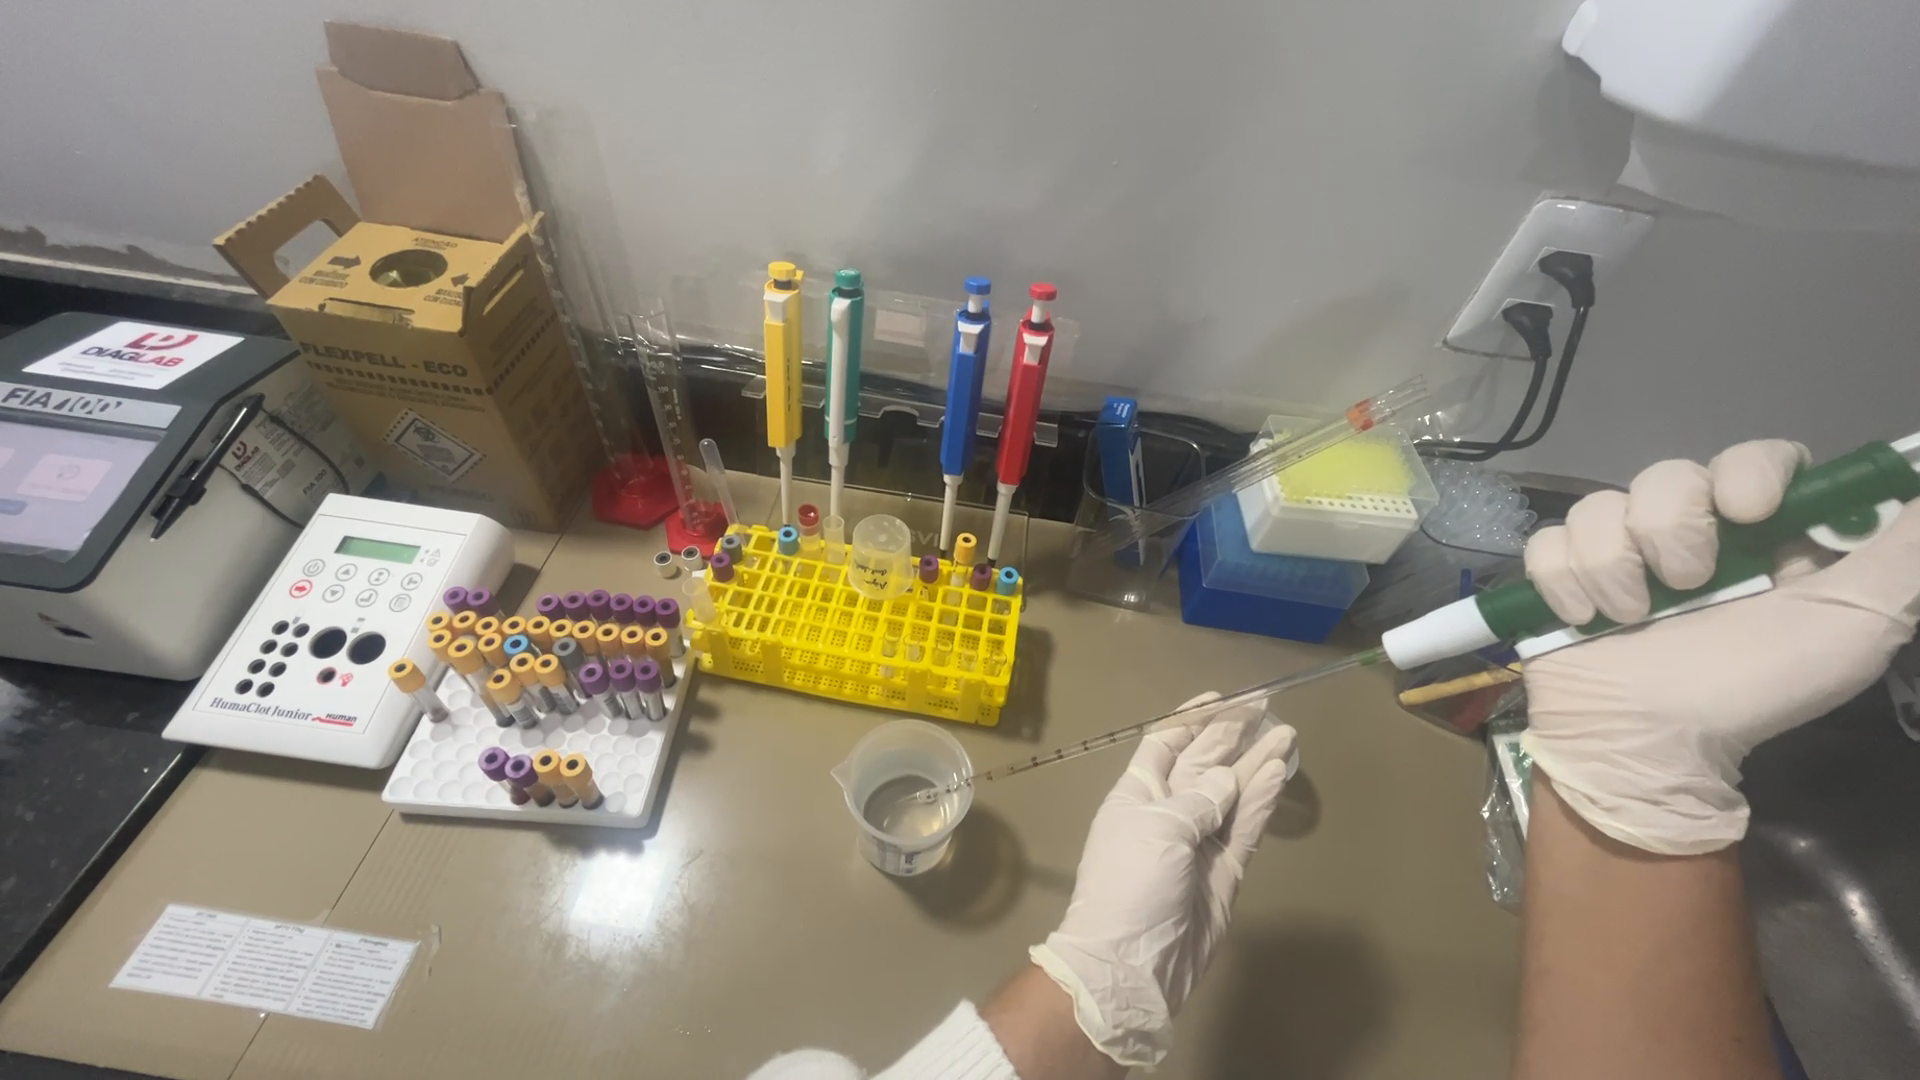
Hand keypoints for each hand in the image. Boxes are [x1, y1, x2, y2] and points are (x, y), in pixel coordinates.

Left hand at [1030, 693, 1296, 1066]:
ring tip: (1285, 732)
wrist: (1133, 964)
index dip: (1191, 720)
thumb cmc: (1130, 882)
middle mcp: (1169, 811)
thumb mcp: (1156, 829)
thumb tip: (1227, 778)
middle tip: (1264, 705)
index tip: (1220, 698)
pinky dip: (1263, 801)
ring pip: (1232, 792)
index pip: (1165, 744)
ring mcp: (1200, 841)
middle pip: (1203, 762)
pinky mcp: (1226, 871)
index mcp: (1138, 794)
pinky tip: (1279, 771)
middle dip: (1230, 734)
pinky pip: (1247, 827)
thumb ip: (1197, 799)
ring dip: (1256, 762)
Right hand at [1521, 440, 1919, 854]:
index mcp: (1758, 535)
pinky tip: (1584, 619)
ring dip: (1611, 566)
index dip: (1746, 472)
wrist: (1644, 735)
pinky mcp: (1555, 573)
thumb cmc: (1749, 685)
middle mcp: (1685, 533)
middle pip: (1664, 475)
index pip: (1753, 457)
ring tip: (1628, 618)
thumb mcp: (1855, 623)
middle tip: (1686, 588)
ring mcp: (1612, 551)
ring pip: (1595, 508)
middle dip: (1670, 531)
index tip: (1748, 513)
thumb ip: (1903, 555)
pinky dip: (1563, 583)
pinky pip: (1546, 543)